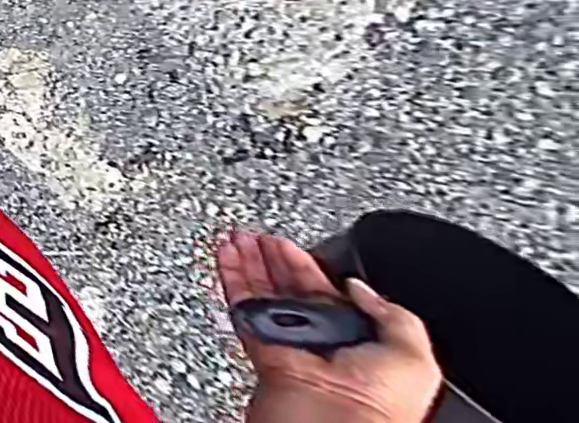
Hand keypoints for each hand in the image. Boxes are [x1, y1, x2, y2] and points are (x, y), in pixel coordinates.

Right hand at [217, 230, 440, 422]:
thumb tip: (358, 285)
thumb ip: (395, 317)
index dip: (306, 265)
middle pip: (284, 282)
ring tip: (238, 235)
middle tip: (259, 235)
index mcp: (348, 336)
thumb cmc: (380, 398)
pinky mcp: (250, 327)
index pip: (321, 290)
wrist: (333, 411)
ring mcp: (278, 328)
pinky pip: (235, 292)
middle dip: (270, 255)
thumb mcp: (415, 358)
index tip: (291, 245)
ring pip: (256, 284)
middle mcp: (310, 330)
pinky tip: (226, 249)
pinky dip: (228, 268)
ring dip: (246, 257)